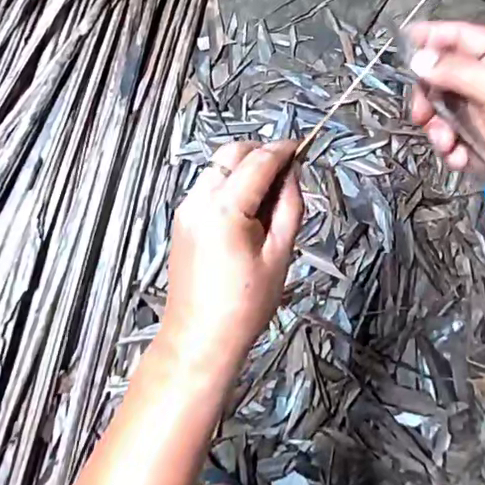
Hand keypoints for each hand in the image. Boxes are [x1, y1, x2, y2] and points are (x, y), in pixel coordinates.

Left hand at [162, 140, 303, 372]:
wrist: (199, 339)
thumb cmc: (245, 304)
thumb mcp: (280, 254)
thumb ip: (289, 206)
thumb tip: (293, 173)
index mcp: (225, 208)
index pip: (259, 160)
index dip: (283, 149)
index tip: (302, 146)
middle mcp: (199, 200)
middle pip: (233, 152)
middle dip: (262, 152)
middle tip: (289, 170)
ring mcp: (186, 209)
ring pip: (219, 166)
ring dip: (246, 166)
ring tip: (271, 193)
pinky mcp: (183, 220)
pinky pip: (210, 185)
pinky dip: (231, 182)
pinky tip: (250, 207)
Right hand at [406, 21, 484, 208]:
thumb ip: (457, 72)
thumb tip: (420, 59)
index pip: (459, 37)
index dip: (431, 38)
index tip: (404, 43)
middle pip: (443, 76)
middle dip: (428, 94)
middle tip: (422, 112)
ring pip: (444, 110)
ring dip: (437, 127)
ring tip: (446, 142)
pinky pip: (455, 138)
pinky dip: (452, 148)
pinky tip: (460, 157)